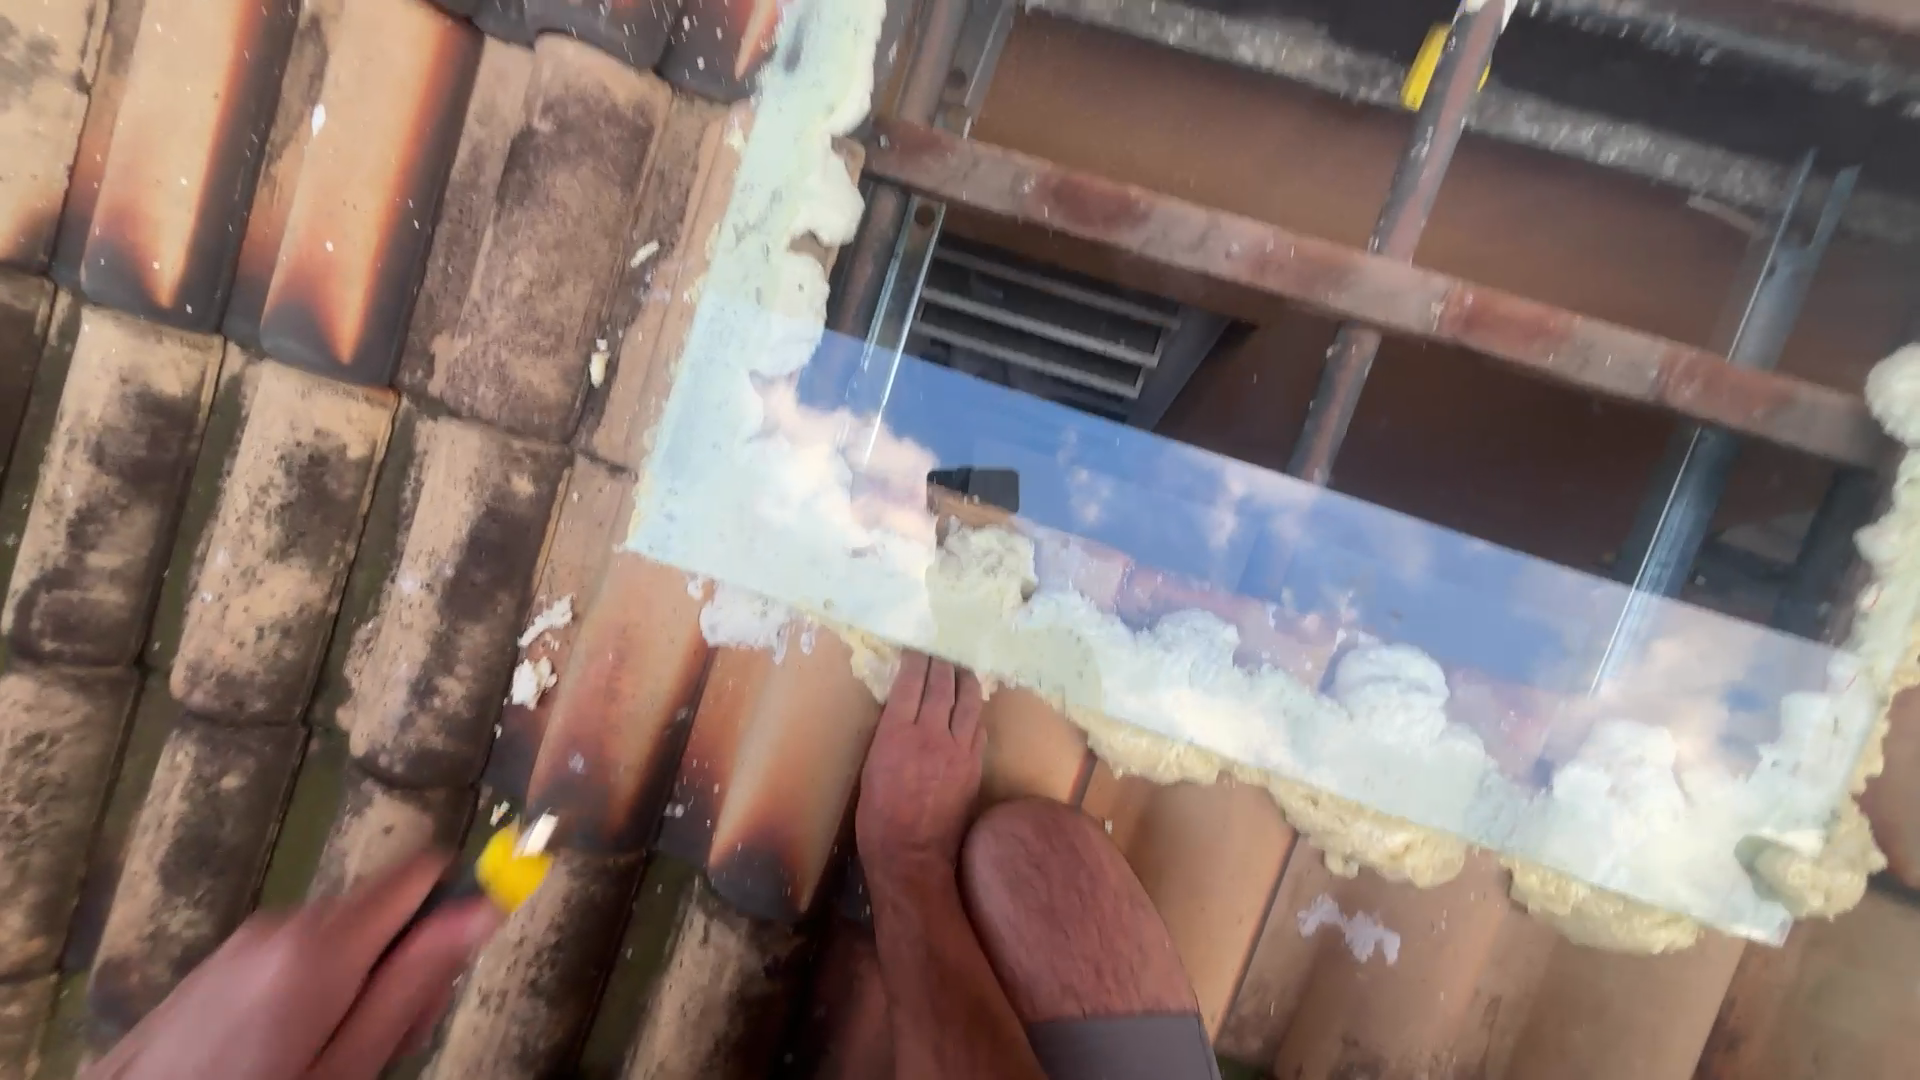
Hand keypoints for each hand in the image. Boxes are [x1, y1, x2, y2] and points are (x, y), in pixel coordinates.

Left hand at [86, 852, 501, 1079]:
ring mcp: (244, 940)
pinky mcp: (216, 961)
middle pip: (389, 904)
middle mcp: (286, 920)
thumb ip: (418, 977)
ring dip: (361, 973)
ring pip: (346, 929)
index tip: (441, 970)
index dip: (451, 908)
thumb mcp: (350, 1063)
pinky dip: (314, 983)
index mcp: (323, 941)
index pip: (426, 869)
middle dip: (404, 956)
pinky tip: (285, 1047)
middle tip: (387, 1034)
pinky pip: (298, 948)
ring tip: (329, 1050)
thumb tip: (489, 904)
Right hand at [856, 654, 985, 884]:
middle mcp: (930, 733)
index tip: (916, 649)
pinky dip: (974, 713)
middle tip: (941, 652)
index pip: (911, 682)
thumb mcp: (871, 766)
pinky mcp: (974, 764)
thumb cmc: (877, 816)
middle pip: (941, 685)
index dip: (915, 661)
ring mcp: (958, 748)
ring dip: (964, 681)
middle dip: (941, 663)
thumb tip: (901, 712)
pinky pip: (978, 729)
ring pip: (968, 701)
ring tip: (962, 670)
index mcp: (897, 732)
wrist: (911, 853)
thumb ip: (889, 734)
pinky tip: (972, 708)